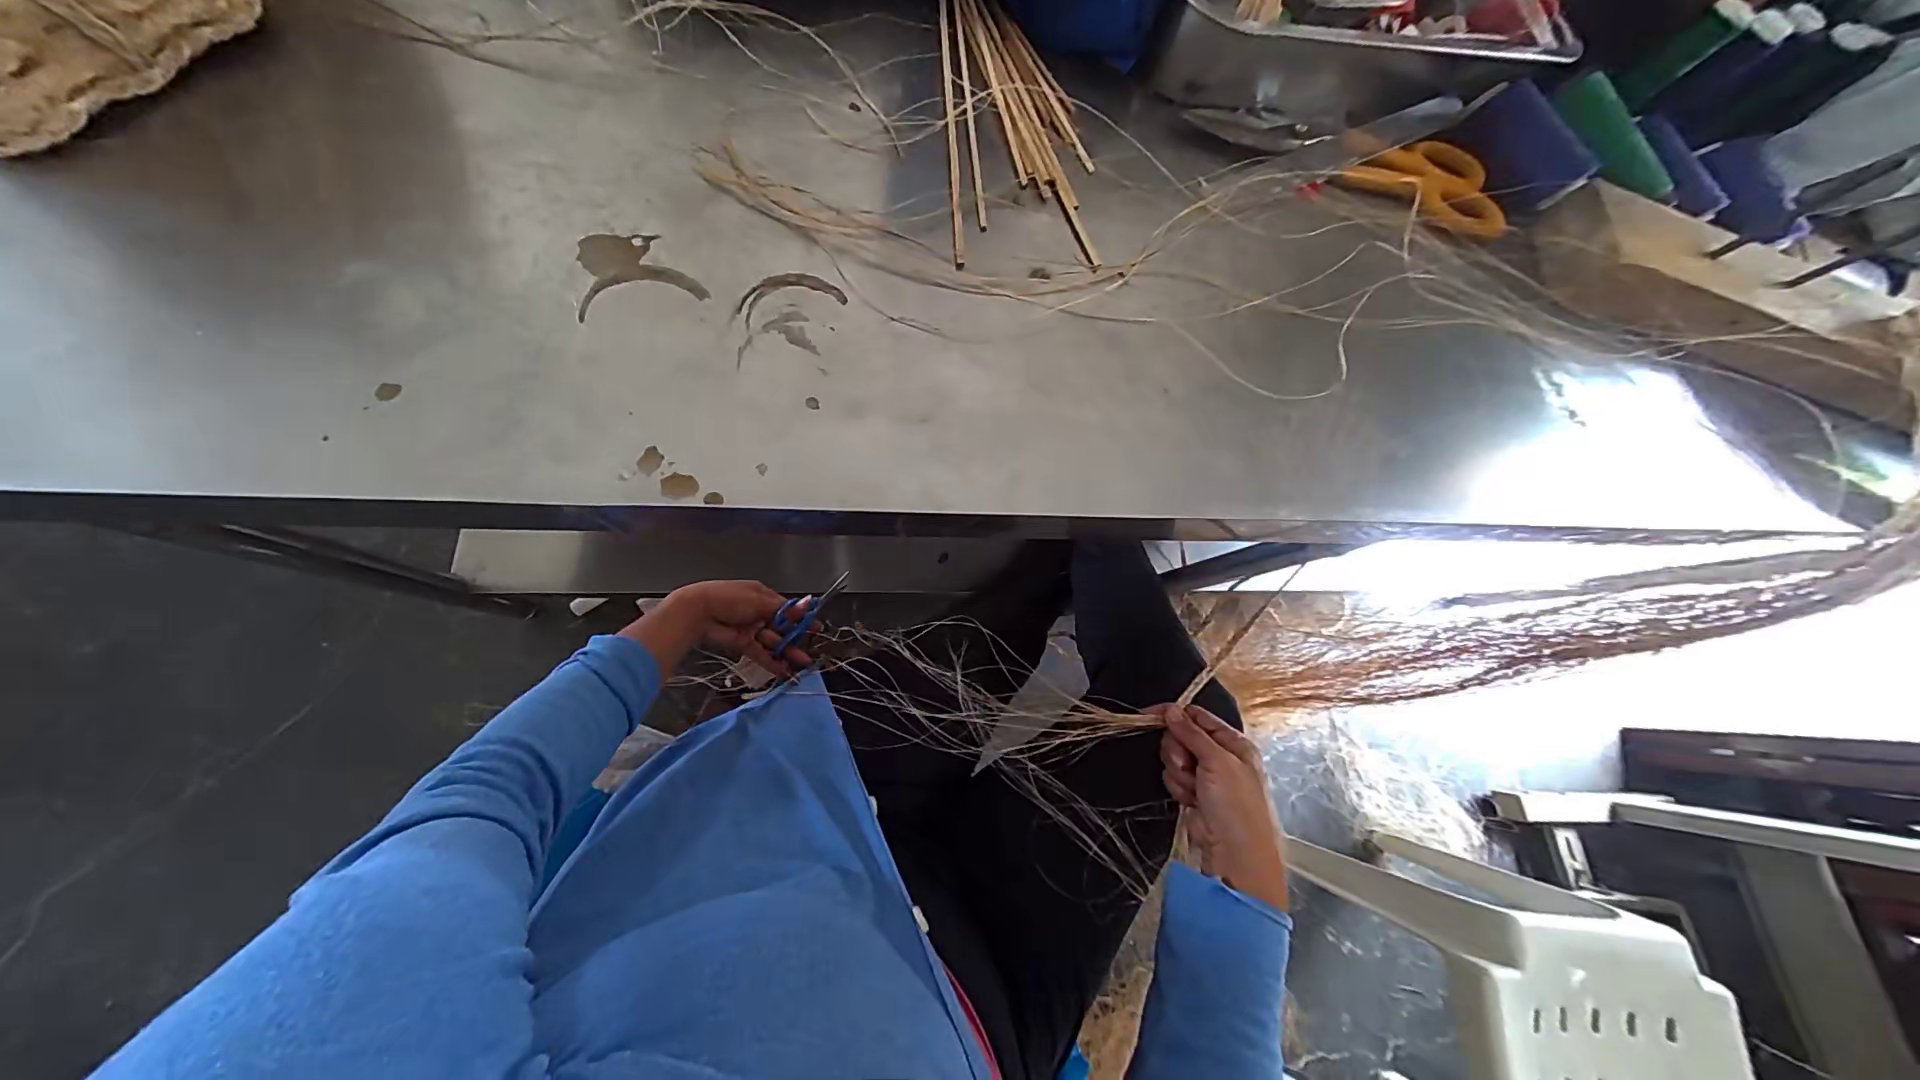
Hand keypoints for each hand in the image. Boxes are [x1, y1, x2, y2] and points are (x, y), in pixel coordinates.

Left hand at [619, 580, 815, 675]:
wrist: (698, 612)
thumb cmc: (729, 598)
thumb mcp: (760, 601)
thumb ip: (784, 610)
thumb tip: (807, 604)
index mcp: (762, 596)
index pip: (787, 608)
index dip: (801, 618)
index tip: (815, 626)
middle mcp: (758, 611)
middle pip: (782, 627)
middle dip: (796, 638)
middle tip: (811, 648)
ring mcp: (750, 628)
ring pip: (773, 641)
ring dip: (787, 652)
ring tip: (801, 663)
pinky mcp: (742, 643)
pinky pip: (760, 653)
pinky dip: (771, 661)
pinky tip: (783, 670)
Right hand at [1152, 703, 1289, 912]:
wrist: (1235, 854)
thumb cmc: (1236, 805)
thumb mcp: (1217, 761)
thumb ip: (1191, 733)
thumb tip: (1171, 709)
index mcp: (1234, 743)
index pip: (1198, 717)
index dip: (1175, 715)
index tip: (1151, 716)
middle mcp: (1221, 756)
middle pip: (1182, 736)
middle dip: (1177, 750)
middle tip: (1186, 765)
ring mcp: (1207, 776)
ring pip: (1175, 758)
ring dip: (1178, 773)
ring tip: (1194, 789)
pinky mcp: (1194, 793)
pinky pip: (1175, 778)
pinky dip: (1179, 788)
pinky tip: (1191, 801)